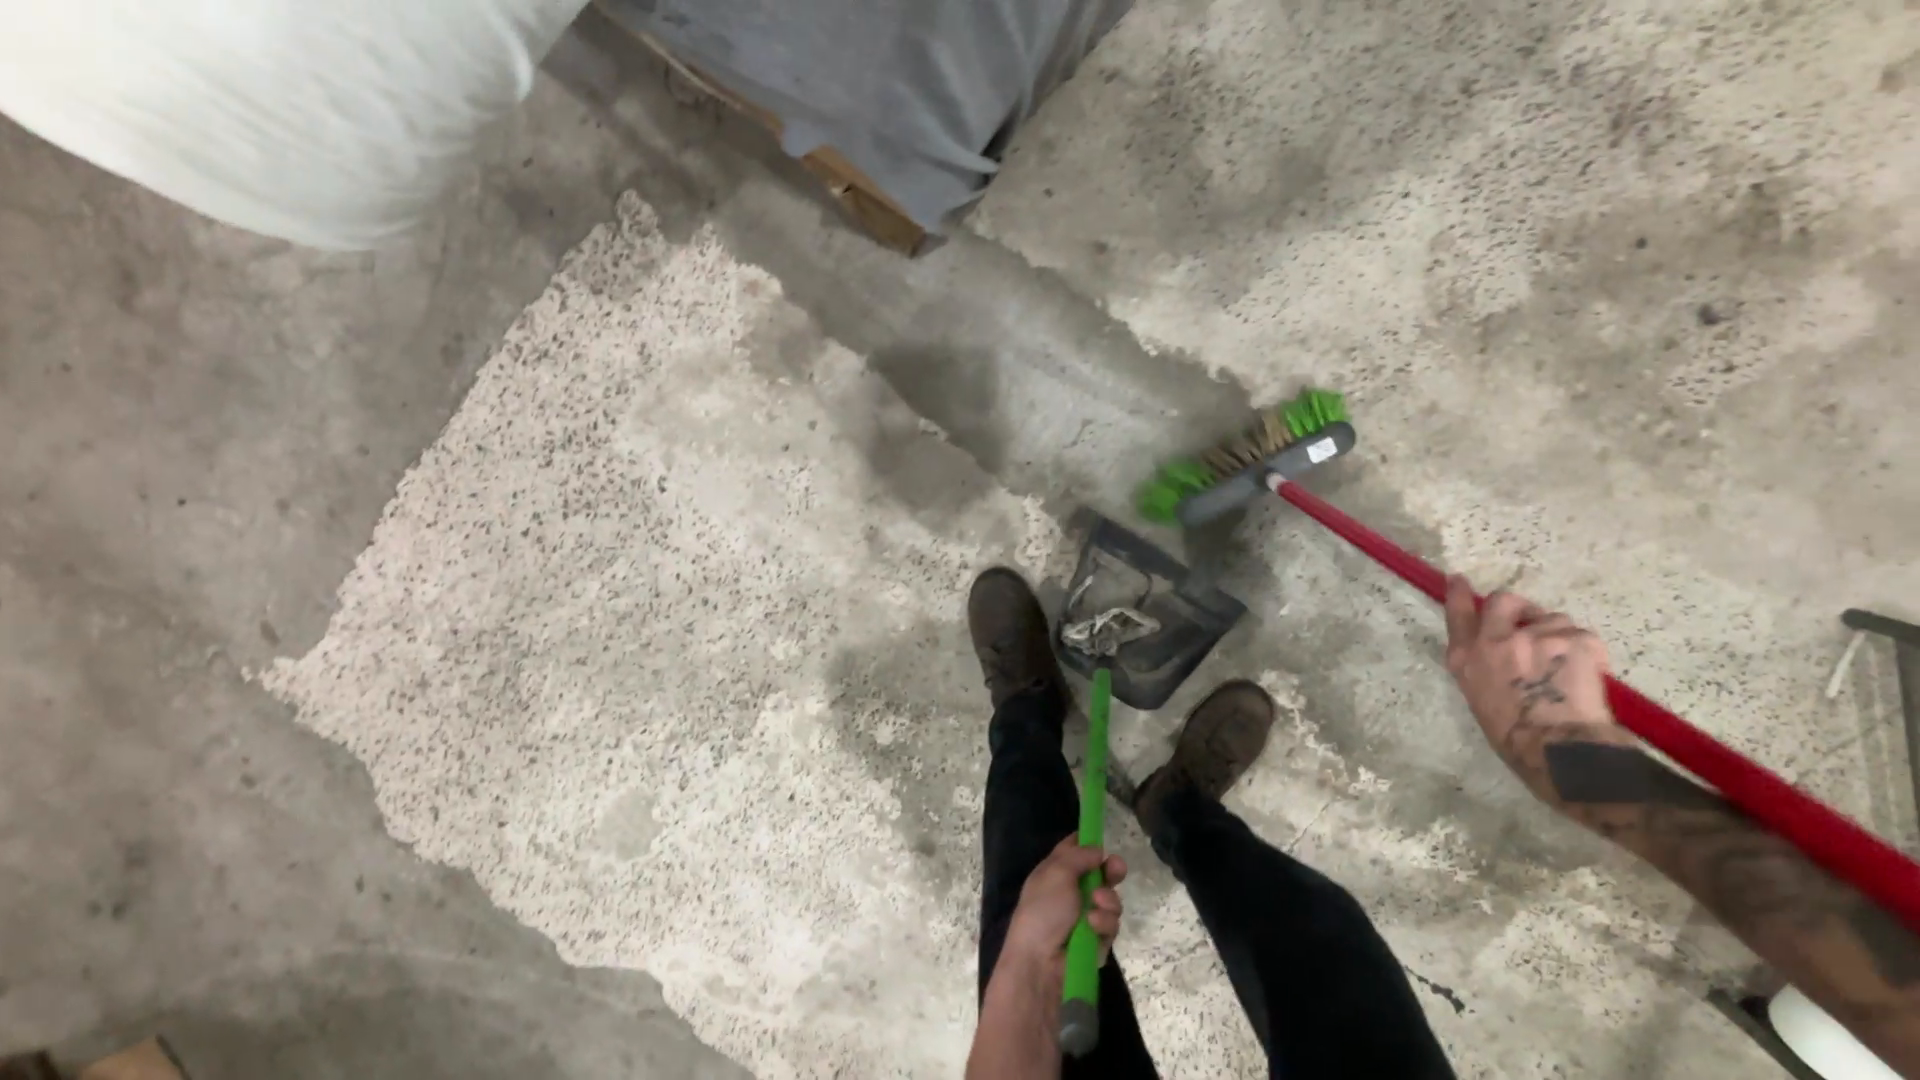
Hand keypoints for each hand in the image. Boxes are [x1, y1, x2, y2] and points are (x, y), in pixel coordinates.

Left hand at [1000, 835, 1126, 988]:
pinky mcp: (1098, 939)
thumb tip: (1097, 850)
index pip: (1074, 850)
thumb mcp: (1057, 873)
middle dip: (1111, 870)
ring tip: (1097, 905)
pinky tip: (1093, 927)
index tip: (1102, 840)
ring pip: (1111, 899)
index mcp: (1055, 872)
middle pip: (1100, 873)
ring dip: (1107, 900)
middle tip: (1116, 869)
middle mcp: (1071, 891)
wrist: (1041, 962)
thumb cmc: (1043, 910)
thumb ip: (1079, 856)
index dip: (1088, 843)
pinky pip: (1111, 924)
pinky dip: (1104, 923)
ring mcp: (1086, 915)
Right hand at [1443, 575, 1638, 814]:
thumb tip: (1499, 655)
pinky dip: (1587, 651)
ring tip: (1567, 666)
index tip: (1459, 579)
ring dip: (1558, 635)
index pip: (1457, 614)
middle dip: (1518, 608)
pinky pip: (1581, 635)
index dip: (1458, 593)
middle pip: (1503, 601)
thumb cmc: (1513, 736)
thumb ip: (1483, 666)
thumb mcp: (1479, 696)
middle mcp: (1494, 640)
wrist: (1557, 748)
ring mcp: (1534, 636)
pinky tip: (1588, 674)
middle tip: (1532, 624)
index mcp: (1465, 658)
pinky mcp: (1573, 639)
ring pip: (1551, 618)